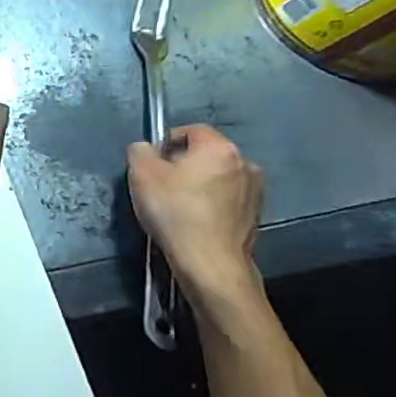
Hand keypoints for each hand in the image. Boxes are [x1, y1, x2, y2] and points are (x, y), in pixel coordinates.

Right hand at [127, 123, 265, 293]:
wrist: (210, 265)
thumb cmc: (176, 214)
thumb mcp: (142, 175)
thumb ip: (140, 152)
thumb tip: (145, 149)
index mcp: (220, 147)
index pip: (190, 130)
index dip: (167, 144)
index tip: (152, 165)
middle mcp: (244, 163)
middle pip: (206, 155)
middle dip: (184, 166)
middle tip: (162, 187)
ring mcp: (255, 192)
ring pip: (218, 179)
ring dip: (201, 186)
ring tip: (179, 208)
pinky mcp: (255, 217)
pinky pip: (228, 202)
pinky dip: (212, 207)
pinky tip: (196, 223)